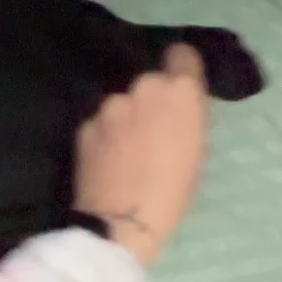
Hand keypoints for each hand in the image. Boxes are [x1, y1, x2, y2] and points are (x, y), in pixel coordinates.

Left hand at [73, 43, 210, 265]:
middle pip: (148, 82)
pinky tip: (103, 163)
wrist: (120, 226)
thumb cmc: (170, 196)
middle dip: (148, 102)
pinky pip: (98, 125)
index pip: (181, 55)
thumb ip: (188, 119)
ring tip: (122, 154)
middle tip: (147, 134)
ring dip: (122, 120)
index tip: (176, 93)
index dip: (179, 72)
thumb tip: (179, 110)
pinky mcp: (85, 126)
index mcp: (181, 91)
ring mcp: (110, 105)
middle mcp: (144, 87)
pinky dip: (101, 138)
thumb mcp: (197, 154)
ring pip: (120, 105)